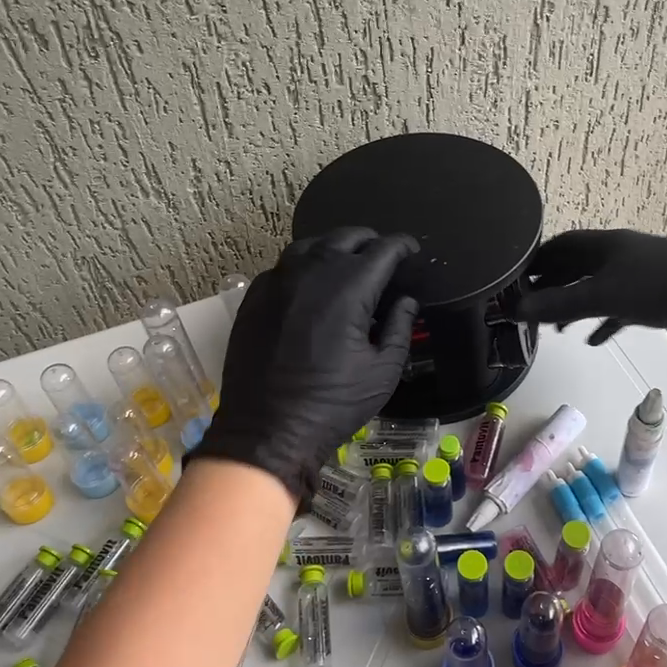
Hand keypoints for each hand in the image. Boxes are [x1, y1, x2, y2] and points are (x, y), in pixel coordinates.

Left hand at [188, 227, 419, 499]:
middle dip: (370, 241)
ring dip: (335, 247)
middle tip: (383, 256)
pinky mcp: (254, 296)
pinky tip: (313, 284)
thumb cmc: (333, 404)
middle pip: (346, 237)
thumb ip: (400, 328)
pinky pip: (285, 266)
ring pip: (311, 245)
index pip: (383, 250)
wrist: (267, 429)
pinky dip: (305, 265)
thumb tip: (406, 300)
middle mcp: (311, 272)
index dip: (403, 246)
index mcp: (348, 288)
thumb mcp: (383, 372)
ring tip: (349, 261)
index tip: (412, 251)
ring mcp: (278, 281)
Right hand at [510, 229, 666, 345]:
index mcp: (605, 243)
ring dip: (575, 305)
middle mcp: (619, 253)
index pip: (561, 245)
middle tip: (532, 306)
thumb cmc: (654, 287)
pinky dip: (603, 320)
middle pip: (577, 267)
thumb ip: (559, 304)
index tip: (517, 279)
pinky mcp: (653, 294)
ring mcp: (638, 273)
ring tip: (556, 327)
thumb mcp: (600, 296)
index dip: (537, 261)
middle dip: (554, 286)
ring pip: (597, 287)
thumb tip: (517, 309)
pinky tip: (592, 339)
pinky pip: (618, 305)